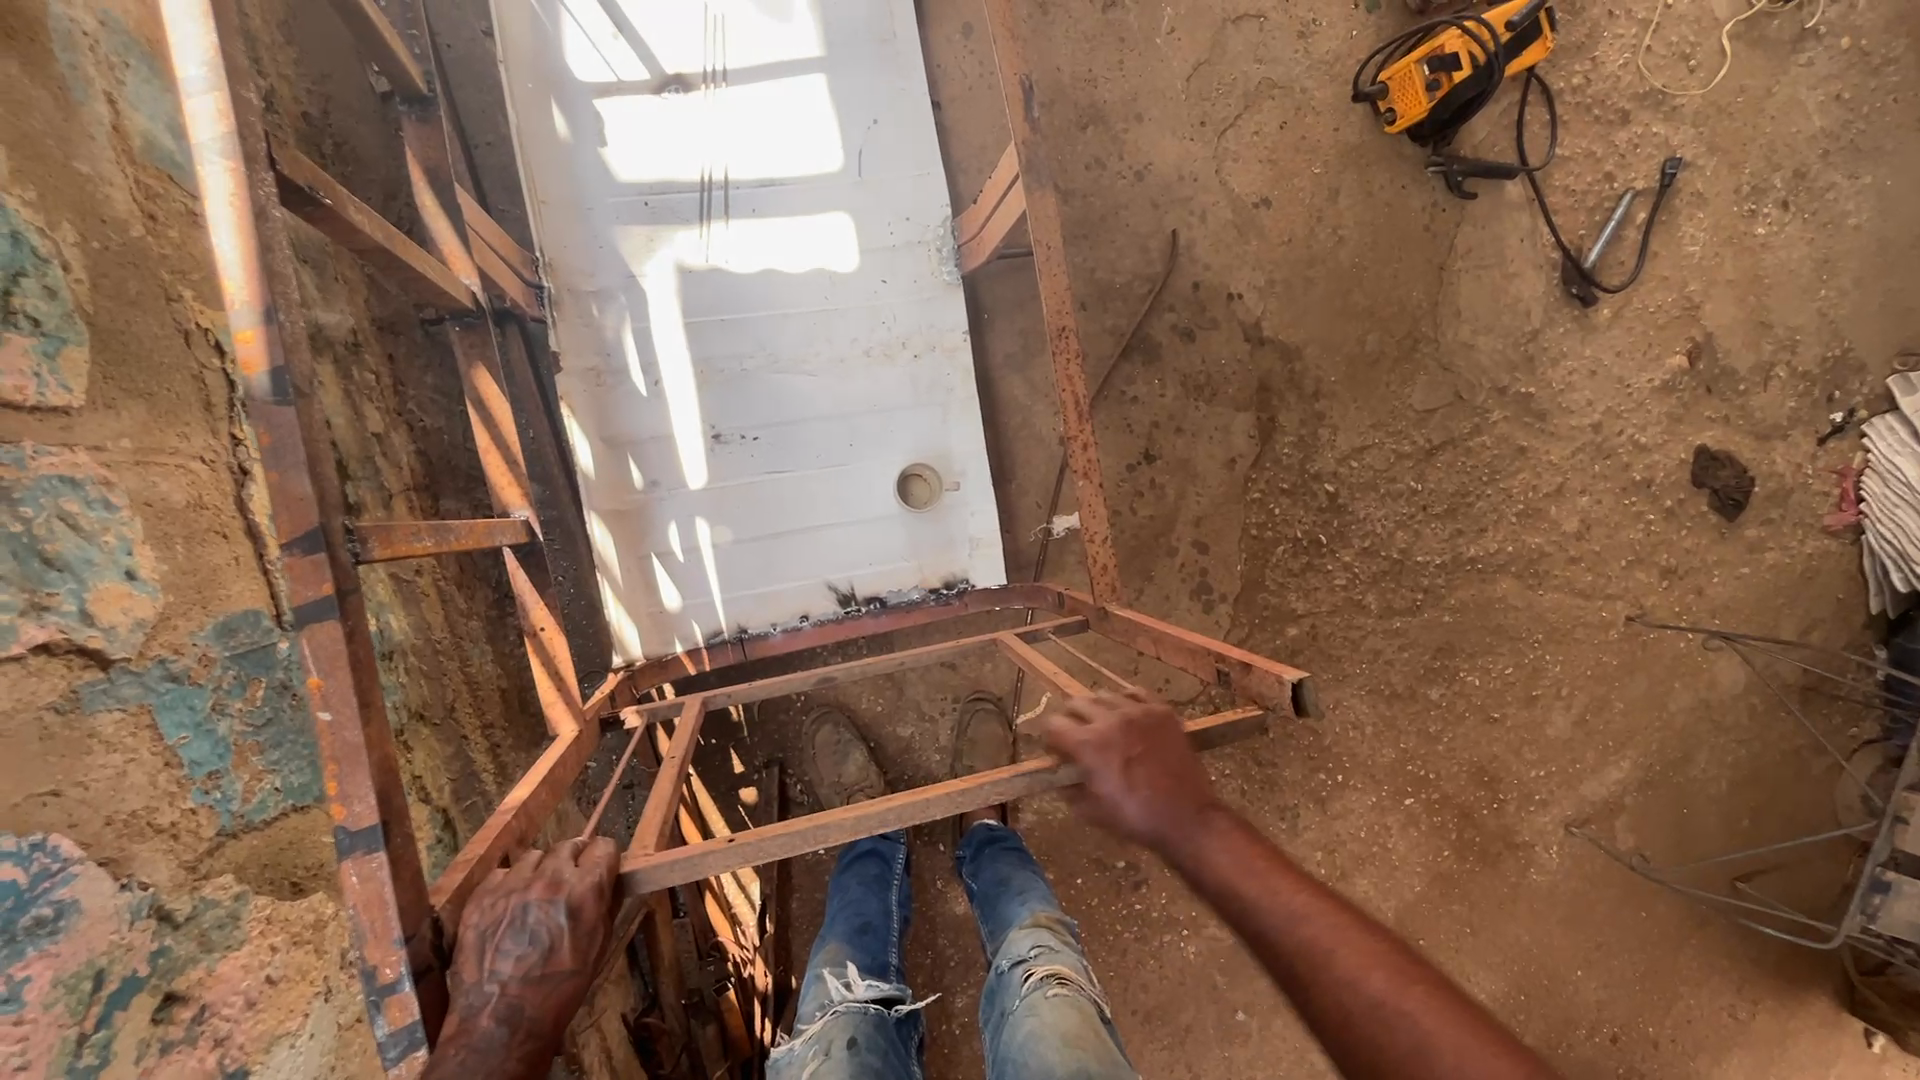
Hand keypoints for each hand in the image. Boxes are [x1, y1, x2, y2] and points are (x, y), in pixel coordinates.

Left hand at [431, 837, 618, 1077]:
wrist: (502, 1019)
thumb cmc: (561, 987)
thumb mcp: (599, 944)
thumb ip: (605, 903)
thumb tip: (609, 881)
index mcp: (586, 889)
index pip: (604, 846)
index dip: (603, 858)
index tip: (600, 868)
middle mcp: (551, 878)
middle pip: (568, 845)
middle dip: (573, 860)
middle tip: (568, 882)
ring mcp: (513, 885)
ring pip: (533, 856)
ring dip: (540, 871)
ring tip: (536, 896)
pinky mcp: (481, 897)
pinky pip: (501, 874)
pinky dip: (509, 885)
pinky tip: (509, 909)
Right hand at [1042, 691, 1223, 852]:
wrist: (1187, 818)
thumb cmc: (1136, 818)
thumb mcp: (1091, 811)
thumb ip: (1068, 788)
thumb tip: (1059, 775)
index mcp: (1088, 744)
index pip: (1053, 725)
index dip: (1050, 739)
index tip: (1057, 750)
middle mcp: (1110, 719)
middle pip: (1075, 703)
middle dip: (1070, 720)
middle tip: (1077, 737)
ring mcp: (1138, 712)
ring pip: (1103, 694)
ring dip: (1097, 709)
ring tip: (1105, 726)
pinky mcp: (1162, 711)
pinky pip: (1135, 693)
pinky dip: (1125, 702)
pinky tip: (1128, 717)